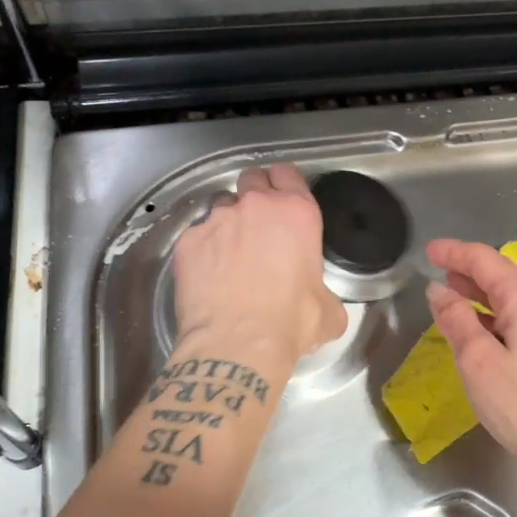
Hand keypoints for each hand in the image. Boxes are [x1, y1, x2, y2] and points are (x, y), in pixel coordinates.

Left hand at [172, 164, 347, 366]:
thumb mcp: (328, 308)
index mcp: (297, 213)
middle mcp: (256, 207)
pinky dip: (203, 249)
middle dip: (255, 192)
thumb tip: (323, 303)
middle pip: (252, 177)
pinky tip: (208, 275)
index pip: (288, 173)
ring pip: (221, 205)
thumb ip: (324, 290)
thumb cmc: (291, 321)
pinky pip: (196, 235)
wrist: (239, 344)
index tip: (283, 195)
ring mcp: (218, 220)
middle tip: (258, 221)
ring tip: (230, 253)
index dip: (285, 182)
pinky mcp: (188, 241)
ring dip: (228, 222)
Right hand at [424, 238, 516, 453]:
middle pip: (503, 276)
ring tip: (454, 297)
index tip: (429, 250)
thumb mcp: (478, 361)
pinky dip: (496, 316)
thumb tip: (439, 290)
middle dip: (469, 272)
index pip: (486, 260)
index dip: (455, 252)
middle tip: (439, 273)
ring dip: (482, 295)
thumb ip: (456, 321)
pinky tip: (481, 331)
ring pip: (513, 300)